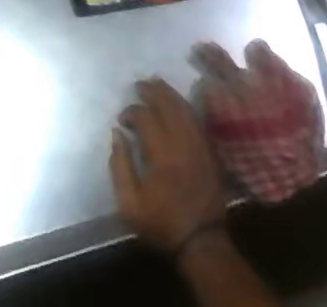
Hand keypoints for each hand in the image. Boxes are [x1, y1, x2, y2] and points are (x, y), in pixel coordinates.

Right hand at [109, 78, 225, 252]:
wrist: (202, 243)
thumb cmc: (162, 222)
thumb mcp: (129, 203)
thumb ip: (120, 165)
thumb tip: (117, 133)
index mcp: (162, 155)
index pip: (146, 118)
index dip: (131, 112)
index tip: (122, 120)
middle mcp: (183, 145)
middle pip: (169, 106)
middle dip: (153, 91)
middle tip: (139, 85)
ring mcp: (200, 147)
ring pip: (186, 110)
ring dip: (170, 94)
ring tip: (156, 84)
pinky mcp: (210, 154)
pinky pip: (198, 122)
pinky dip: (186, 108)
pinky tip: (177, 103)